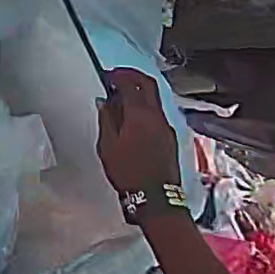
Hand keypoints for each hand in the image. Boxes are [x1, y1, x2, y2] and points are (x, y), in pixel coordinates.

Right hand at [97, 68, 180, 194]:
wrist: (155, 198)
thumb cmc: (129, 172)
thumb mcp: (108, 146)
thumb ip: (106, 119)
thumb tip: (104, 101)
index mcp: (140, 114)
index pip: (130, 84)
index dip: (118, 76)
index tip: (108, 76)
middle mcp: (157, 115)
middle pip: (148, 84)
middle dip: (132, 75)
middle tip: (118, 77)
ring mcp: (166, 125)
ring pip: (154, 98)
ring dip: (140, 91)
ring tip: (123, 98)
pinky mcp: (170, 136)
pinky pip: (157, 112)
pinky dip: (145, 106)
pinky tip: (134, 117)